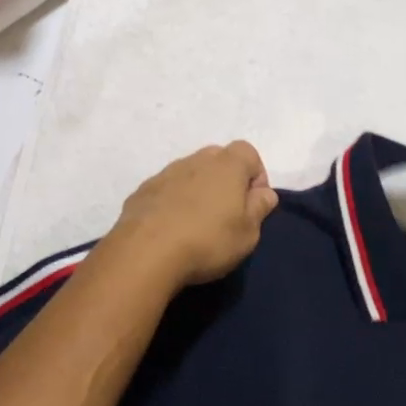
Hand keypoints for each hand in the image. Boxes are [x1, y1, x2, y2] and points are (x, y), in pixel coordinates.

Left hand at [107, 142, 278, 287]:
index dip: (256, 176)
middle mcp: (196, 160)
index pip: (249, 152)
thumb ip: (259, 208)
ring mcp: (166, 173)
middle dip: (226, 180)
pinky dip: (173, 202)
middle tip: (227, 213)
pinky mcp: (142, 190)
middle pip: (218, 158)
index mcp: (227, 165)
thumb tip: (263, 193)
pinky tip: (171, 229)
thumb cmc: (208, 241)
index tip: (254, 204)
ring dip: (198, 190)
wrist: (145, 252)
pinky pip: (166, 189)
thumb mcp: (248, 233)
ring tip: (197, 224)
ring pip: (190, 173)